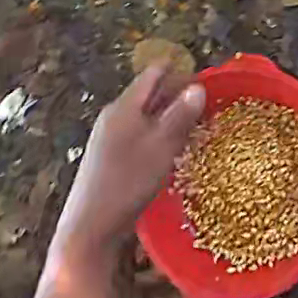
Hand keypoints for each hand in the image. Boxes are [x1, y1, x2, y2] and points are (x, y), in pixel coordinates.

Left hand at [52, 65, 204, 264]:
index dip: (179, 71)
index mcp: (124, 106)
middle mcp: (114, 115)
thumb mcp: (162, 146)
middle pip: (149, 93)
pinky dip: (159, 133)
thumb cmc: (129, 182)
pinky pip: (140, 133)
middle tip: (207, 102)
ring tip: (196, 124)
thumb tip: (198, 87)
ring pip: (145, 115)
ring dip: (169, 116)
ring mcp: (109, 136)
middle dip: (177, 94)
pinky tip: (173, 148)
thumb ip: (181, 115)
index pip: (153, 74)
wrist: (90, 227)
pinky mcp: (110, 156)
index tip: (204, 78)